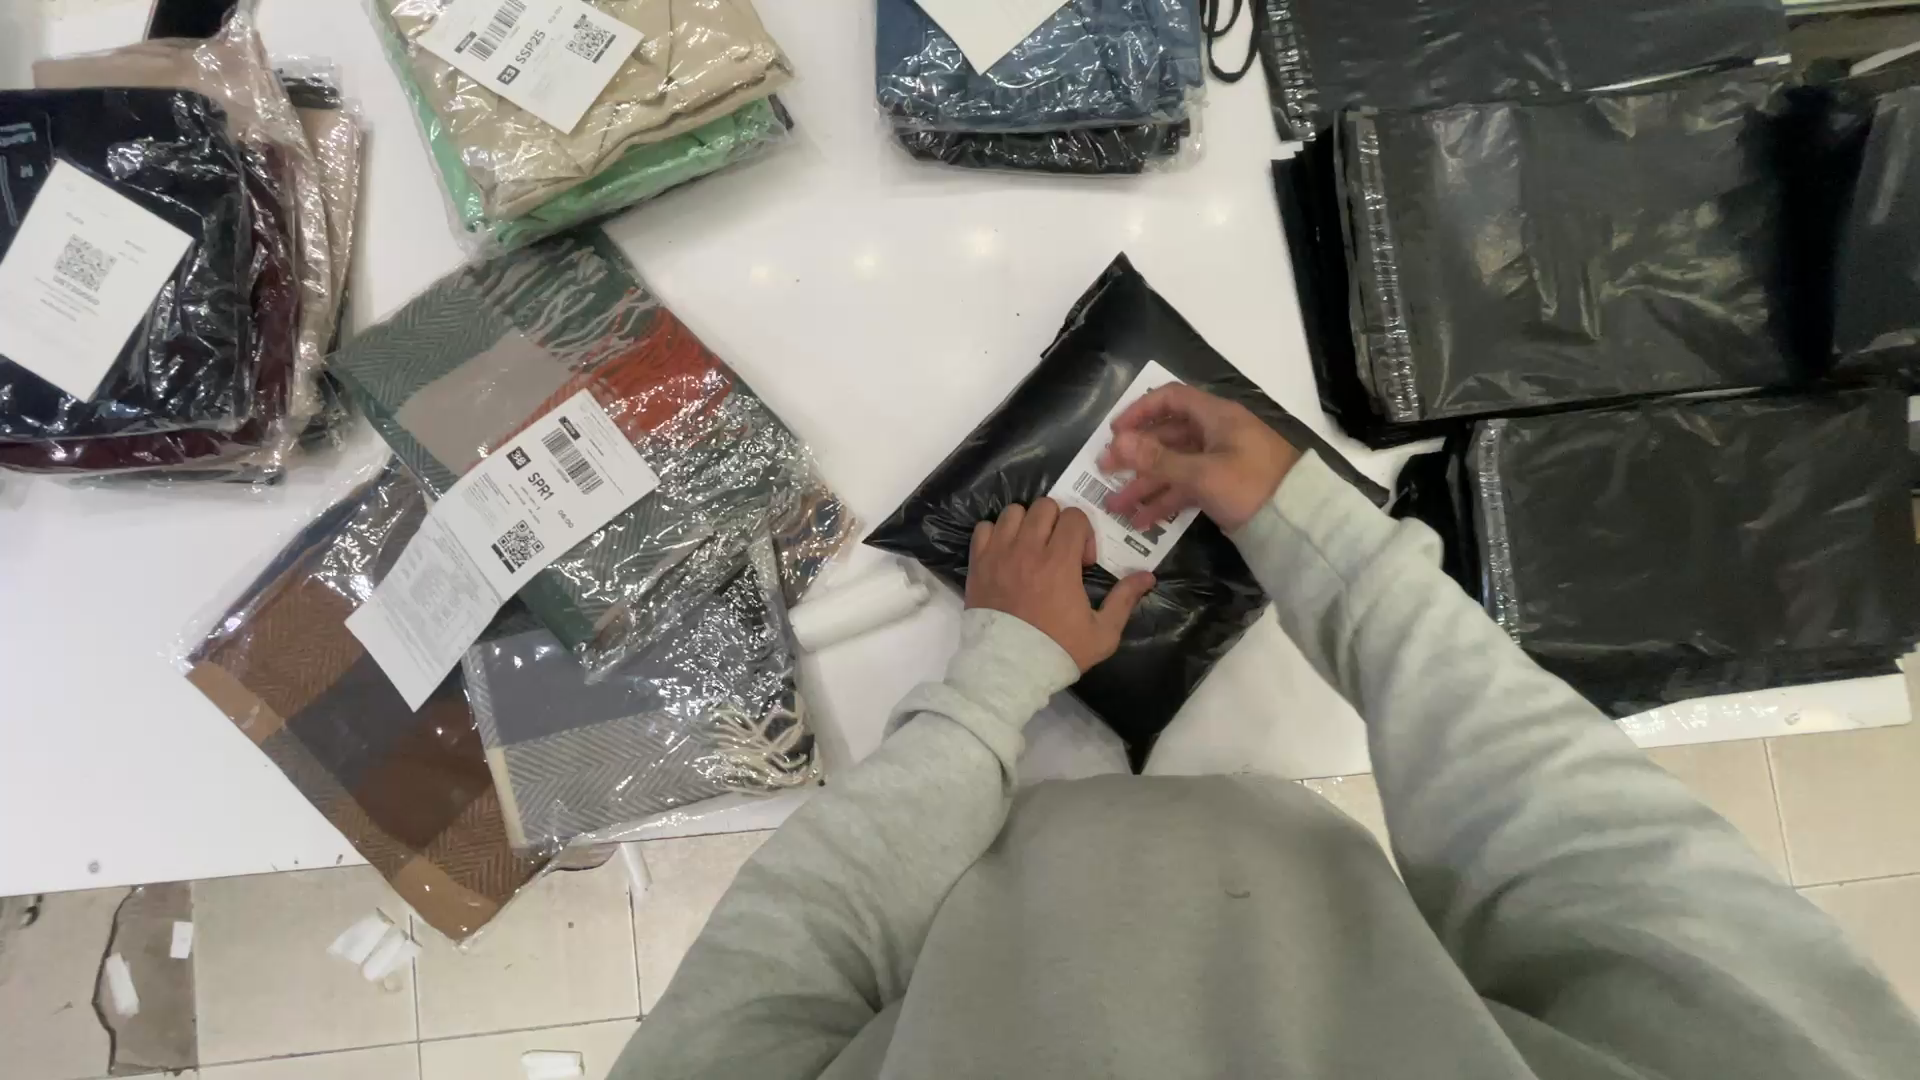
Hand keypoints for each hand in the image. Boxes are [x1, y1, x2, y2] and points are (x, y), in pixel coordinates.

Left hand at [966, 498, 1155, 672]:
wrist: (1009, 669)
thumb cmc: (1058, 650)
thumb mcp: (1102, 632)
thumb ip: (1124, 600)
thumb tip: (1148, 576)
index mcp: (1059, 562)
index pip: (1075, 517)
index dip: (1084, 534)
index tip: (1082, 563)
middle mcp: (1027, 549)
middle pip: (1045, 506)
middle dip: (1058, 523)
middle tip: (1059, 550)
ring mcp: (998, 554)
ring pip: (1014, 512)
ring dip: (1027, 524)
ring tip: (1031, 549)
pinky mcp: (978, 563)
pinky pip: (984, 528)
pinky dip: (996, 533)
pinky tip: (1005, 553)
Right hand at [1098, 384, 1300, 532]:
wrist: (1300, 523)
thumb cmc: (1251, 486)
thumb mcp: (1201, 473)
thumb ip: (1157, 459)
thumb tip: (1116, 442)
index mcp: (1216, 417)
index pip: (1171, 399)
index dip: (1139, 411)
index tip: (1114, 433)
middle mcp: (1215, 434)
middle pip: (1166, 437)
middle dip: (1134, 457)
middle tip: (1104, 474)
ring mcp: (1218, 461)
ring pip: (1173, 466)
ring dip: (1144, 485)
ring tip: (1115, 507)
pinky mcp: (1221, 486)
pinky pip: (1185, 487)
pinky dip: (1164, 501)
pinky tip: (1142, 521)